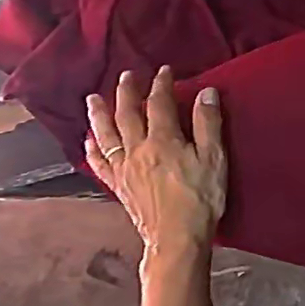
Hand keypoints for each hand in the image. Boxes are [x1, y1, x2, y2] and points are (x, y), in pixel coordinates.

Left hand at [85, 65, 227, 267]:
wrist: (177, 234)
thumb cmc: (202, 195)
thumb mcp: (215, 156)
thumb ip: (208, 123)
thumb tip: (206, 92)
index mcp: (163, 140)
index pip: (159, 104)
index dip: (161, 85)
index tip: (164, 71)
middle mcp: (137, 149)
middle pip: (127, 115)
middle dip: (127, 92)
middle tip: (126, 75)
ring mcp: (123, 168)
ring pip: (106, 134)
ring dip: (100, 114)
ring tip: (94, 98)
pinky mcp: (118, 184)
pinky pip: (99, 161)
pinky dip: (92, 147)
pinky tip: (89, 139)